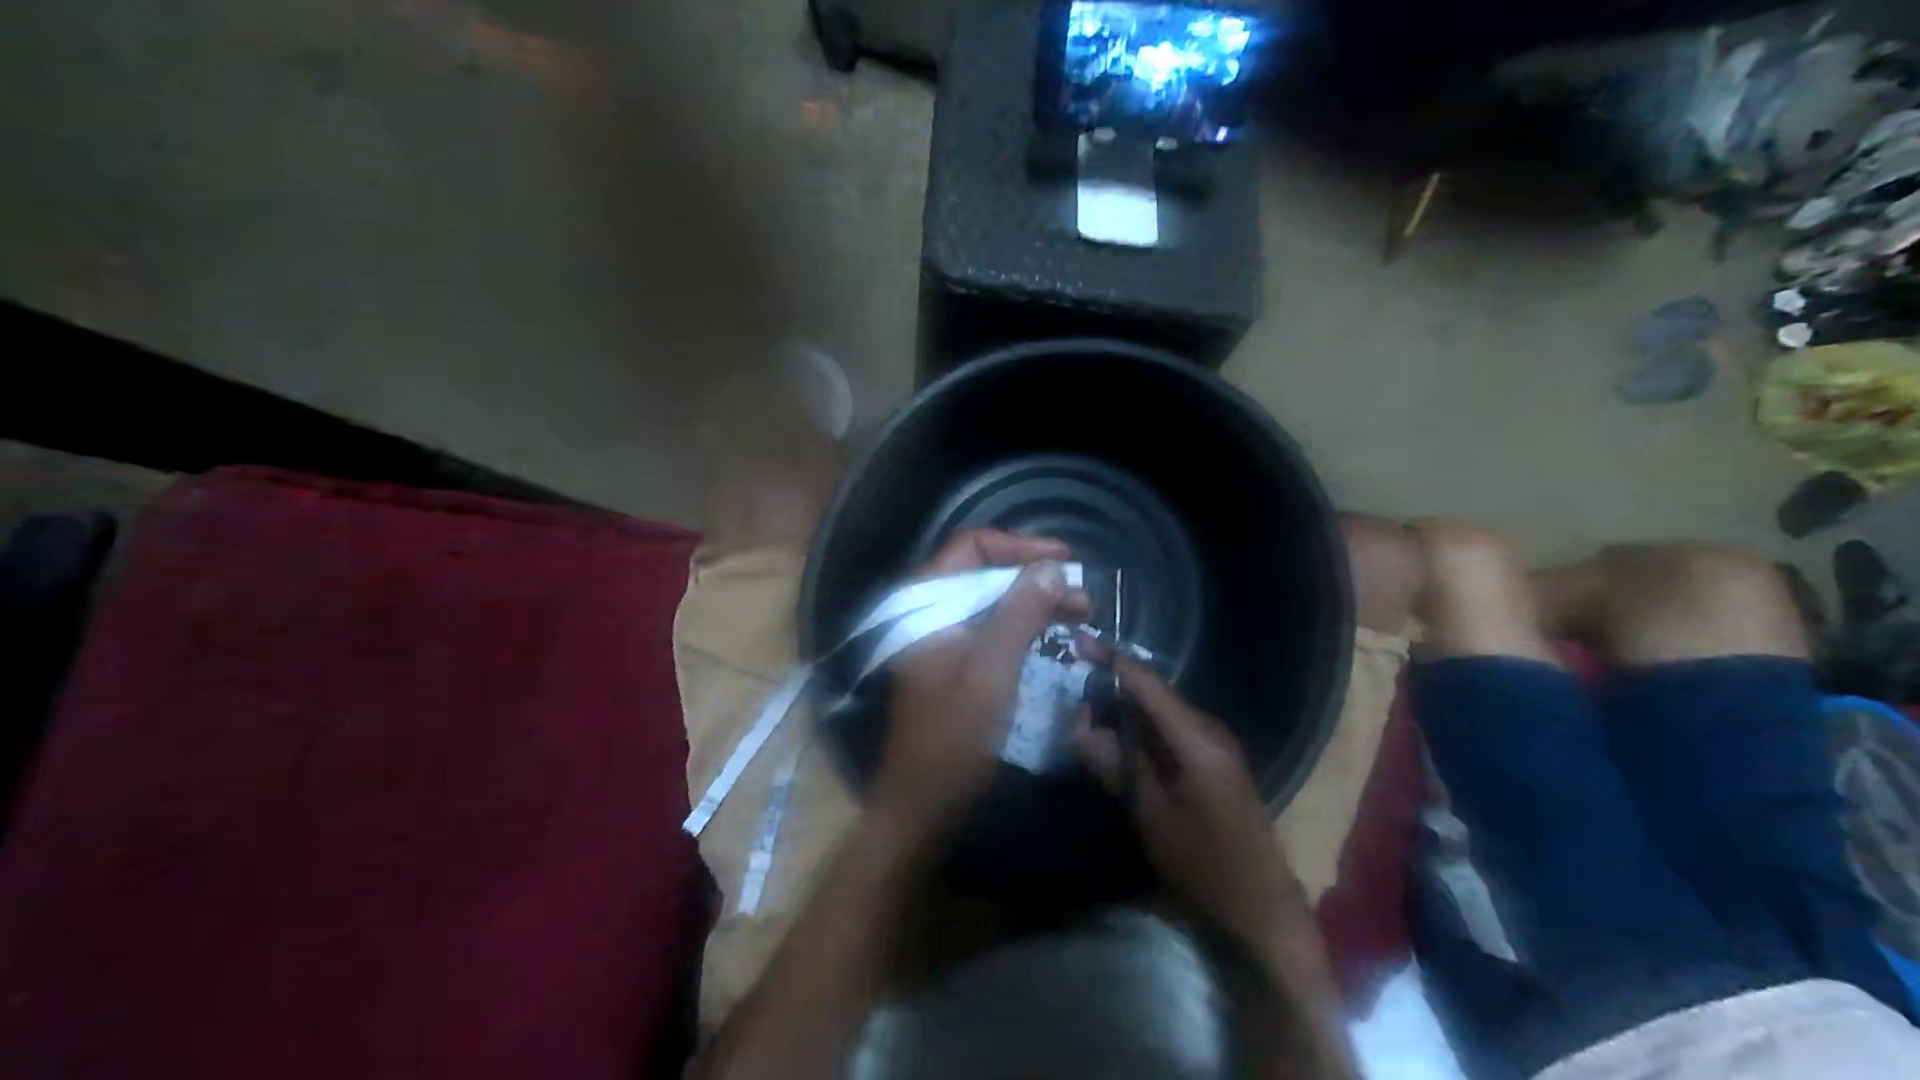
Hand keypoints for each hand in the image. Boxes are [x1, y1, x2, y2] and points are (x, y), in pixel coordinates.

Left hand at [874, 529, 1087, 844]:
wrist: (921, 806)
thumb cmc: (952, 739)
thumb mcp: (991, 672)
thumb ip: (1019, 614)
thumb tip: (1051, 566)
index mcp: (924, 604)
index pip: (971, 548)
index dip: (1019, 545)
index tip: (1065, 559)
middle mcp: (929, 613)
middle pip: (984, 574)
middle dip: (1035, 578)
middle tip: (1083, 598)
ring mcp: (942, 640)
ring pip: (992, 604)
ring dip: (1035, 605)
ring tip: (1081, 616)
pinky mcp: (956, 665)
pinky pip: (993, 632)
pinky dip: (1025, 630)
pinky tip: (1057, 640)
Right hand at [1072, 656, 1304, 949]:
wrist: (1260, 904)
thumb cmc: (1204, 862)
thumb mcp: (1150, 814)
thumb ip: (1115, 764)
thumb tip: (1079, 725)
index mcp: (1196, 739)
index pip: (1147, 683)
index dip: (1111, 660)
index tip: (1077, 643)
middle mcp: (1209, 729)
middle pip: (1153, 692)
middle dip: (1112, 686)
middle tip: (1072, 690)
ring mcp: (1214, 744)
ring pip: (1160, 710)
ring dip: (1124, 708)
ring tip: (1085, 712)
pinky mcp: (1213, 760)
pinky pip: (1170, 729)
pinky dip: (1140, 727)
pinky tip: (1117, 739)